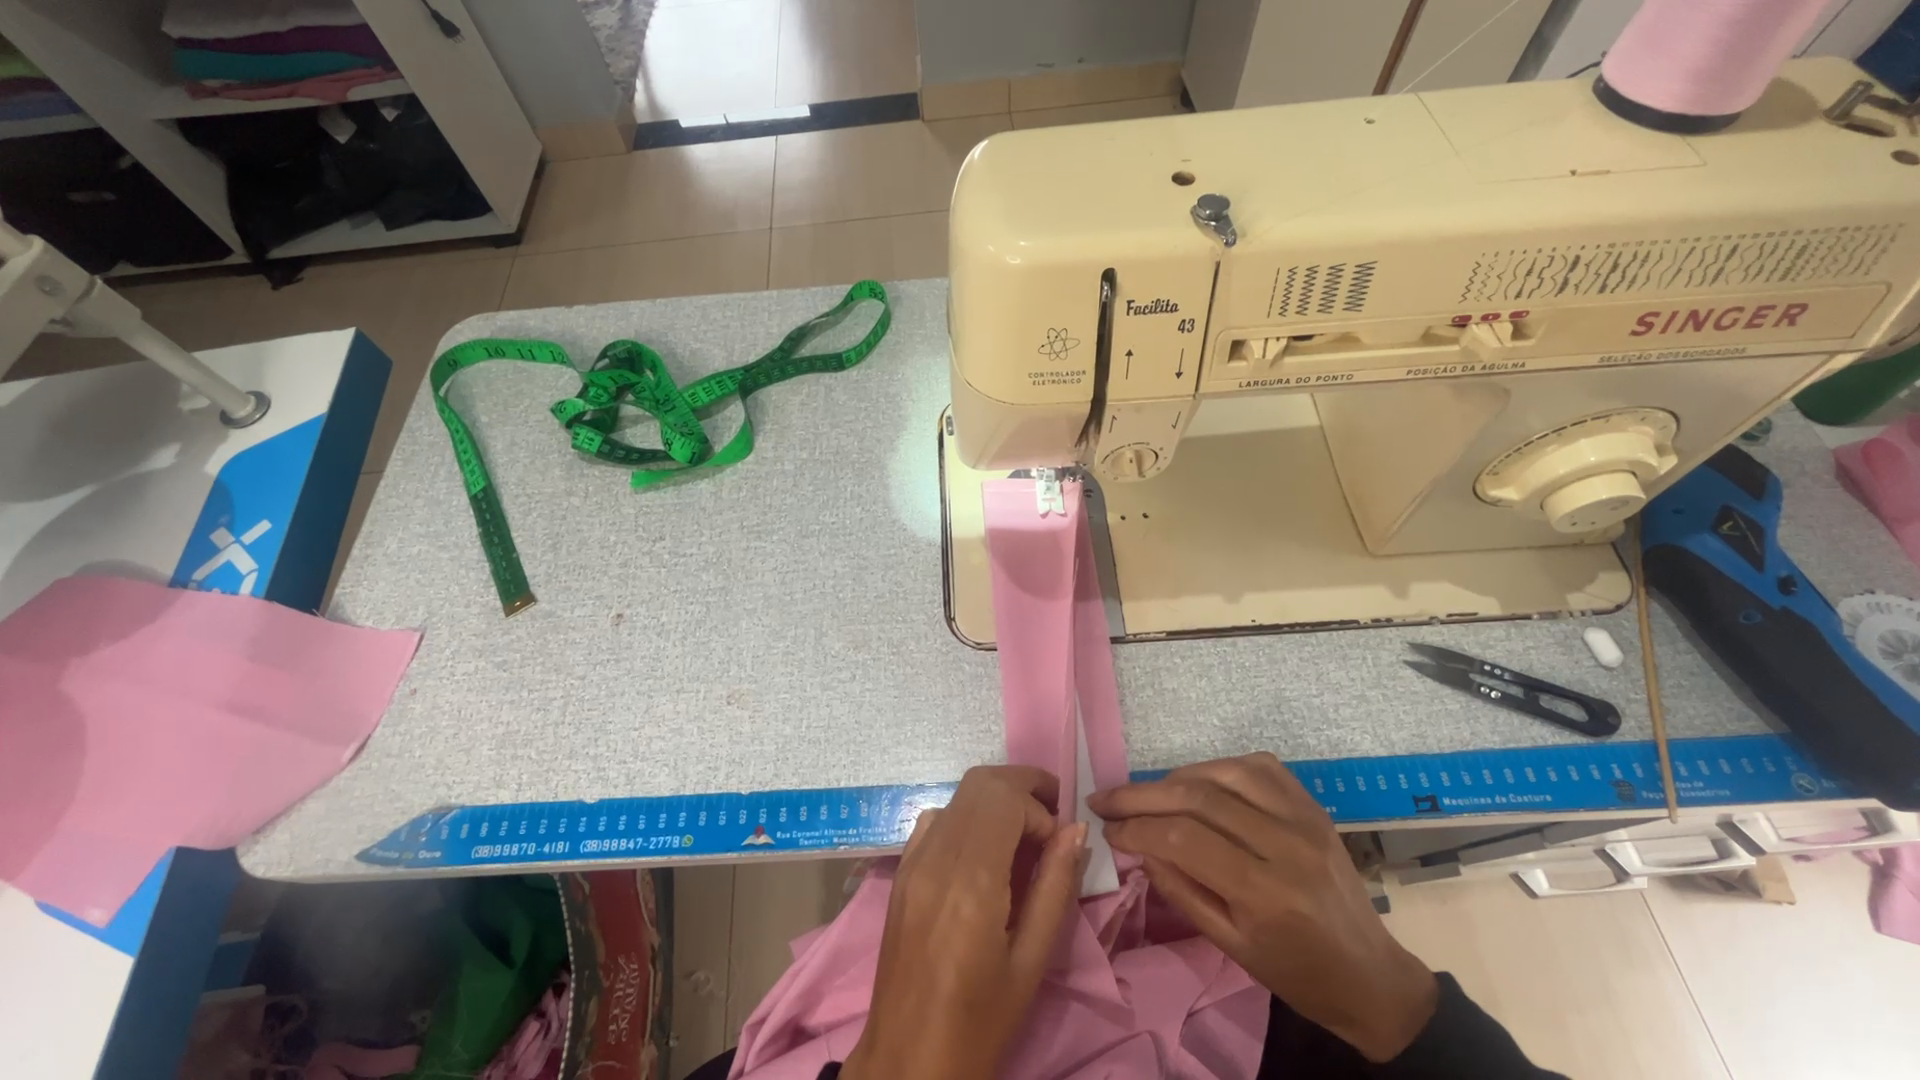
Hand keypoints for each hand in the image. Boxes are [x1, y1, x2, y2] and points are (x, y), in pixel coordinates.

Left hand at [842, 766, 1086, 1079]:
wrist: (908, 1058)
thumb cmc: (981, 1019)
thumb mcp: (1032, 960)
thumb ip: (1055, 887)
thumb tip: (1074, 830)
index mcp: (970, 880)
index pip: (1005, 798)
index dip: (1040, 810)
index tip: (1057, 846)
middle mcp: (935, 858)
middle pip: (980, 783)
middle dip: (1022, 789)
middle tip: (1051, 821)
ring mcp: (911, 862)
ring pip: (957, 797)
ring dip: (995, 802)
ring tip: (1023, 840)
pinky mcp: (899, 874)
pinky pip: (935, 821)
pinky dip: (967, 819)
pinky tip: (984, 856)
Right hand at [1088, 753, 1436, 1062]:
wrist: (1369, 975)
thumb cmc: (1295, 972)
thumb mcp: (1229, 945)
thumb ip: (1181, 890)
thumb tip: (1139, 846)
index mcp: (1265, 892)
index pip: (1183, 839)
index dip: (1136, 829)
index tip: (1106, 830)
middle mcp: (1285, 845)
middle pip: (1198, 799)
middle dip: (1141, 796)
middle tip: (1105, 800)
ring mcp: (1304, 819)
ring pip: (1225, 772)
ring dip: (1176, 777)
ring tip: (1147, 793)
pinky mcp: (1313, 807)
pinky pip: (1260, 767)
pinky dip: (1220, 766)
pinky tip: (1197, 781)